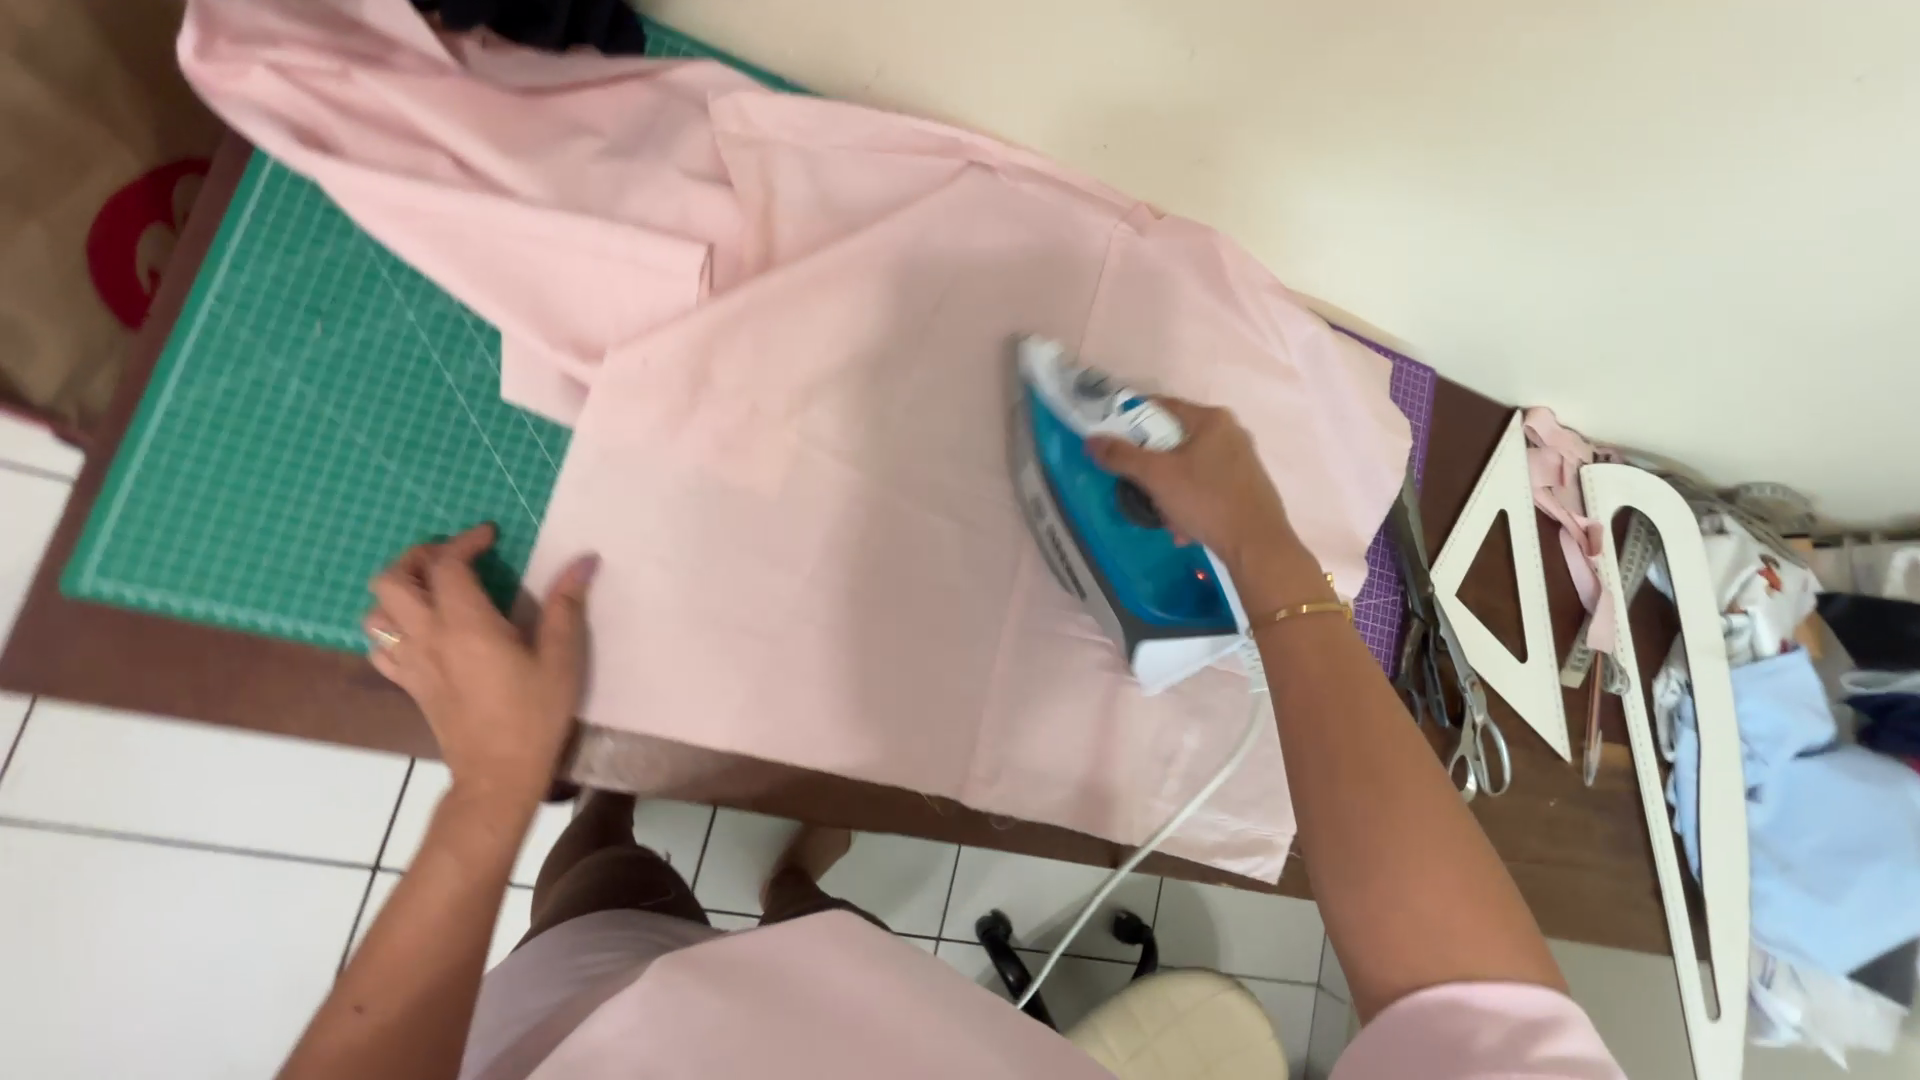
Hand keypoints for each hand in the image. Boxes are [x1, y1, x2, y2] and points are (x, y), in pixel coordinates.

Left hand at [364, 524, 598, 804]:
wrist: (498, 773)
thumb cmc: (535, 713)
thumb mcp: (561, 657)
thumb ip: (566, 604)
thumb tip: (584, 560)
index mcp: (466, 625)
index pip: (447, 565)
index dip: (465, 541)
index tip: (490, 535)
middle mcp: (427, 637)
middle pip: (393, 580)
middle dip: (419, 557)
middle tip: (454, 555)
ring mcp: (410, 663)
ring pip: (377, 611)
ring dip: (399, 589)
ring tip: (433, 587)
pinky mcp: (408, 684)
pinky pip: (380, 645)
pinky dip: (391, 626)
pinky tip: (420, 629)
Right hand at [1086, 397, 1327, 609]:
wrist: (1257, 544)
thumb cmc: (1206, 500)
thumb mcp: (1157, 477)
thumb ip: (1122, 456)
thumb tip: (1091, 441)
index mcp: (1211, 420)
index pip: (1162, 406)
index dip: (1132, 420)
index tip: (1113, 440)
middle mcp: (1230, 432)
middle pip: (1174, 441)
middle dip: (1152, 468)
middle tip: (1138, 487)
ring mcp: (1241, 460)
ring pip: (1188, 468)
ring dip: (1169, 493)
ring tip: (1165, 518)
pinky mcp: (1246, 486)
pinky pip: (1205, 487)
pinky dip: (1190, 504)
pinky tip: (1185, 529)